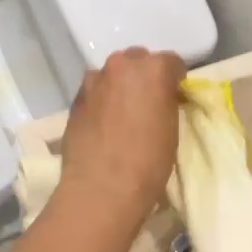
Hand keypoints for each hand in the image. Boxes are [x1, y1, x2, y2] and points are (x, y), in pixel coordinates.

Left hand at [59, 48, 184, 215]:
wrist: (101, 191)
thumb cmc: (147, 166)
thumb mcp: (171, 133)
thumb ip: (166, 105)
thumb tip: (161, 101)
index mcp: (153, 70)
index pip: (172, 63)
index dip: (176, 80)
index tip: (176, 98)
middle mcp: (121, 66)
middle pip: (138, 61)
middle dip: (145, 77)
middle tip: (149, 104)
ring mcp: (94, 81)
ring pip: (112, 75)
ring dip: (120, 87)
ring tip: (123, 115)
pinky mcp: (75, 100)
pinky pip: (94, 93)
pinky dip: (102, 102)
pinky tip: (104, 126)